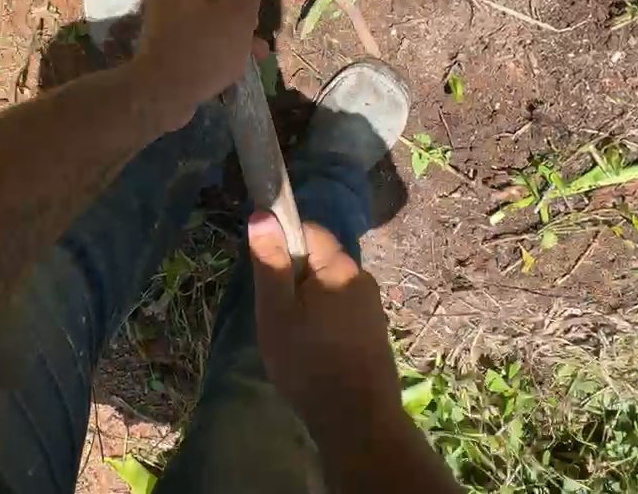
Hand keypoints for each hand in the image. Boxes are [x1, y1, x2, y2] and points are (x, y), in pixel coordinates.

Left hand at [131, 0, 260, 124]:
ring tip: (257, 54)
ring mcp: (163, 28)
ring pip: (202, 23)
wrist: (165, 93)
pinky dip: (214, 54)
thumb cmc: (204, 45)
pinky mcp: (164, 53)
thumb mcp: (238, 14)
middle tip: (253, 24)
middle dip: (231, 10)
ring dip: (229, 35)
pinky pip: (195, 45)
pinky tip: (238, 71)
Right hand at [247, 213, 404, 445]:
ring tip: (293, 335)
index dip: (283, 244)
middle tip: (277, 312)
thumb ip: (270, 260)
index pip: (307, 229)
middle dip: (295, 276)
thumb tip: (262, 214)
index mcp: (338, 264)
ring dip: (309, 300)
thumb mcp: (276, 310)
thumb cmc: (308, 362)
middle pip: (319, 257)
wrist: (357, 423)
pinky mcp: (375, 330)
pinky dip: (325, 319)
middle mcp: (361, 276)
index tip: (269, 276)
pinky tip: (314, 348)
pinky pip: (342, 308)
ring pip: (329, 285)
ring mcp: (372, 305)